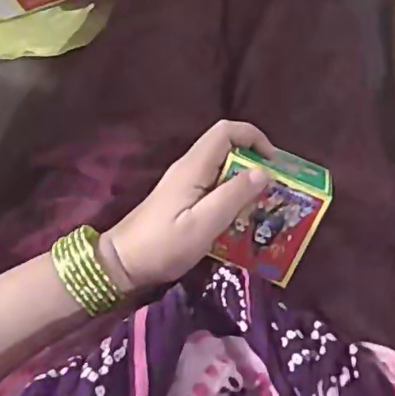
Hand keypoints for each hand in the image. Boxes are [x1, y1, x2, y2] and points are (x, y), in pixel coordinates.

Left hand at [101, 121, 277, 292]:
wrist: (121, 263)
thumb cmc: (163, 245)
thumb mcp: (204, 224)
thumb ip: (234, 196)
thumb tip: (264, 172)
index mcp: (194, 167)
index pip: (226, 131)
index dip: (254, 137)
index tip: (274, 163)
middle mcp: (189, 168)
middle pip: (227, 148)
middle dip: (254, 163)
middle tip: (274, 189)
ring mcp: (184, 182)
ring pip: (222, 168)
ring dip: (244, 181)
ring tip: (262, 205)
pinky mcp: (182, 198)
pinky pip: (214, 185)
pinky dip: (232, 195)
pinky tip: (240, 219)